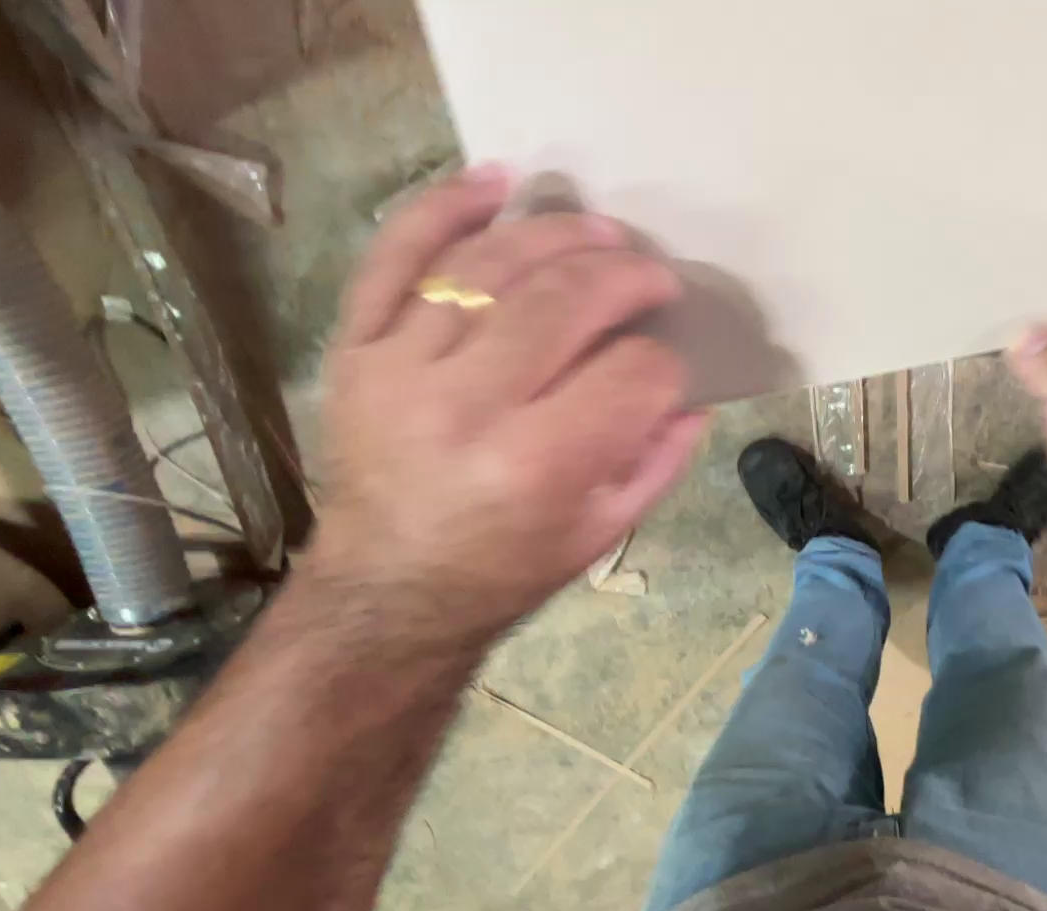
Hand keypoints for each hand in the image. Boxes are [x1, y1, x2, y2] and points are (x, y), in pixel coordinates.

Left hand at [309, 164, 705, 633]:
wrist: (390, 592)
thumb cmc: (506, 571)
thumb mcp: (601, 534)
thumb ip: (655, 462)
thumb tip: (688, 398)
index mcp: (539, 465)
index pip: (633, 375)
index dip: (665, 368)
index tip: (666, 377)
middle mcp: (469, 406)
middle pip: (566, 301)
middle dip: (627, 279)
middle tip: (653, 280)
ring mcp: (402, 368)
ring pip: (490, 265)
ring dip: (558, 235)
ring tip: (601, 233)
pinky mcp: (358, 350)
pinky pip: (396, 256)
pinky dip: (445, 207)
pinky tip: (497, 182)